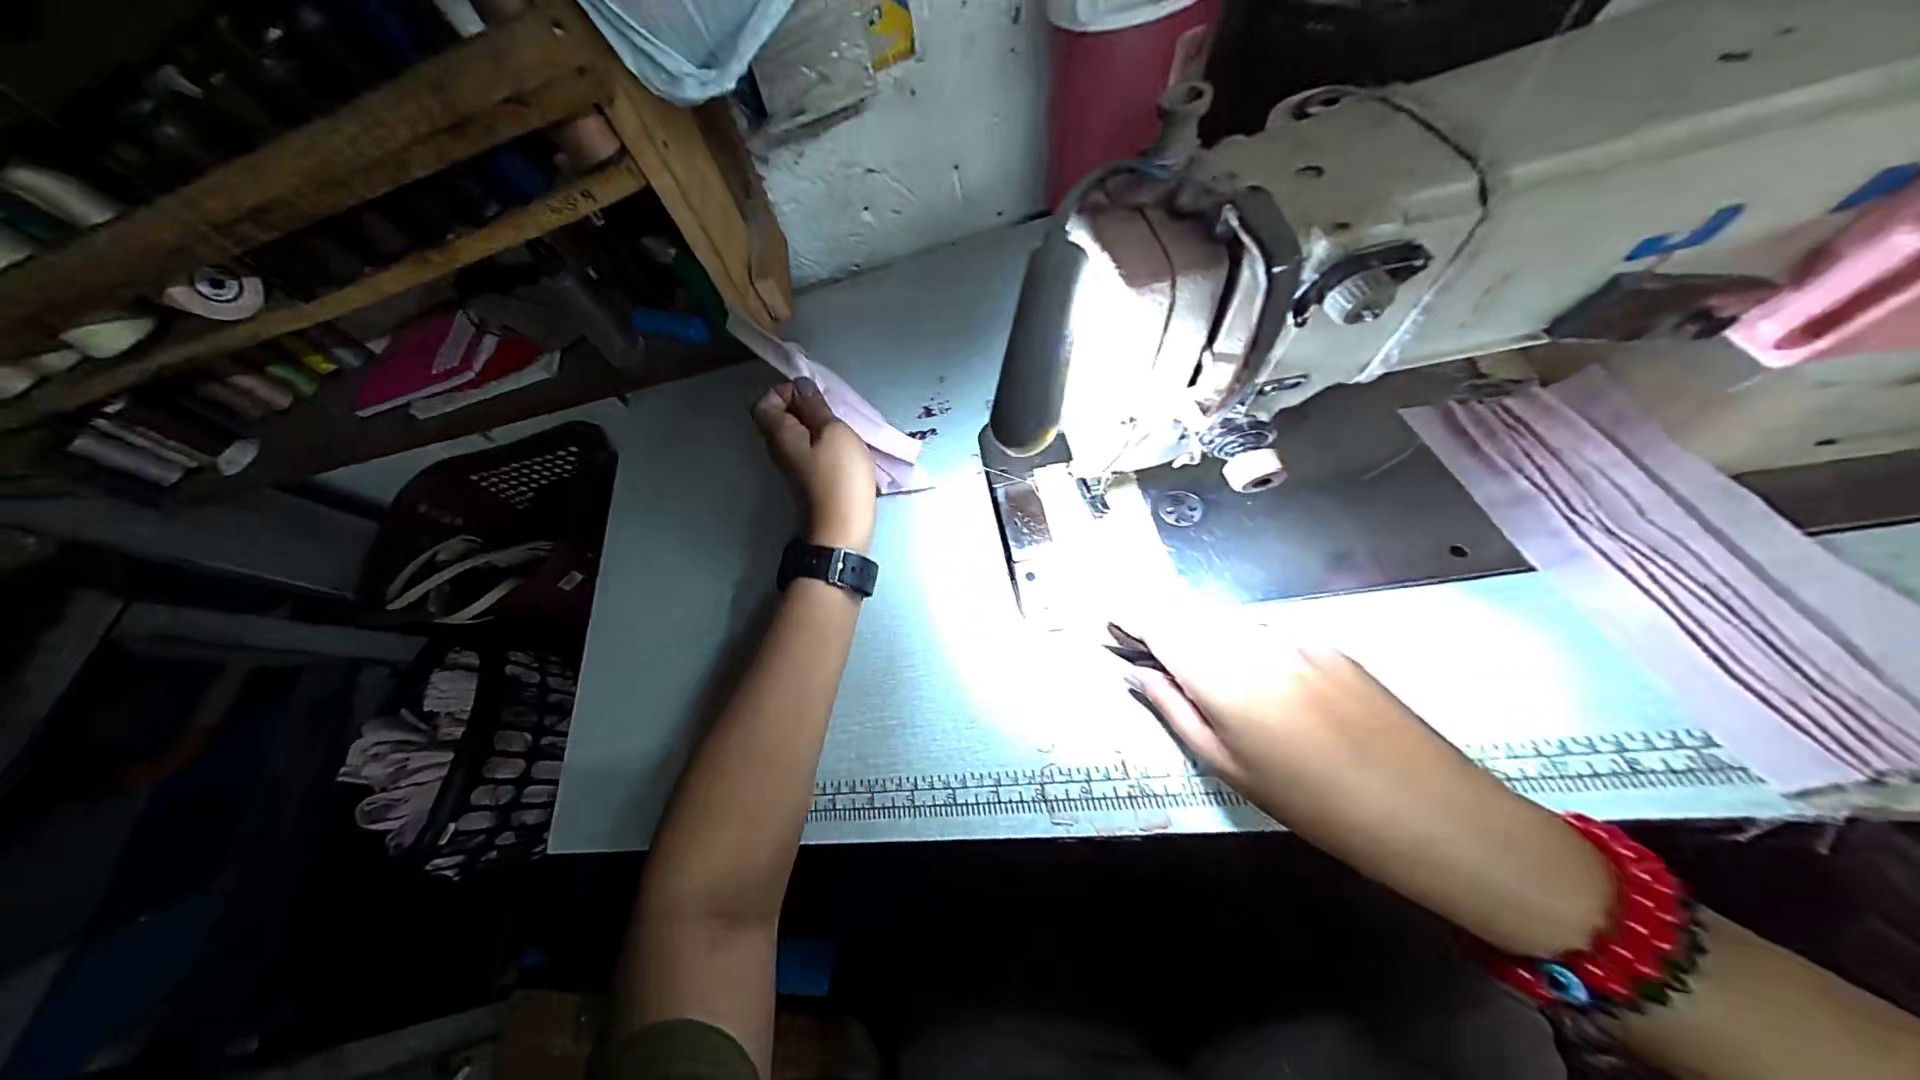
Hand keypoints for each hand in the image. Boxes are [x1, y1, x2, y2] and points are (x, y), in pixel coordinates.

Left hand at [751, 377, 877, 553]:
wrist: (842, 528)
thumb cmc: (839, 476)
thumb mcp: (833, 432)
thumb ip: (815, 406)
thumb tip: (801, 386)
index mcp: (777, 433)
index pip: (764, 401)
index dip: (785, 390)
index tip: (813, 395)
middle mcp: (777, 448)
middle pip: (780, 416)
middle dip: (804, 406)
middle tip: (832, 410)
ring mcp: (792, 466)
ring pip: (797, 433)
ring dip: (817, 425)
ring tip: (841, 428)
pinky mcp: (807, 478)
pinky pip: (808, 449)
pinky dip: (823, 442)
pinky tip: (843, 448)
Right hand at [1111, 609, 1611, 956]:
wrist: (1432, 809)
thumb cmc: (1315, 805)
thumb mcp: (1230, 768)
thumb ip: (1176, 712)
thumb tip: (1138, 675)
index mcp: (1226, 678)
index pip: (1162, 625)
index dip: (1132, 619)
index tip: (1111, 626)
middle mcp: (1257, 643)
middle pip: (1191, 613)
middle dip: (1162, 624)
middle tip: (1144, 646)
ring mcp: (1296, 637)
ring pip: (1227, 621)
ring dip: (1202, 634)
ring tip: (1196, 668)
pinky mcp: (1327, 642)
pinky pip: (1265, 633)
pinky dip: (1242, 643)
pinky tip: (1257, 679)